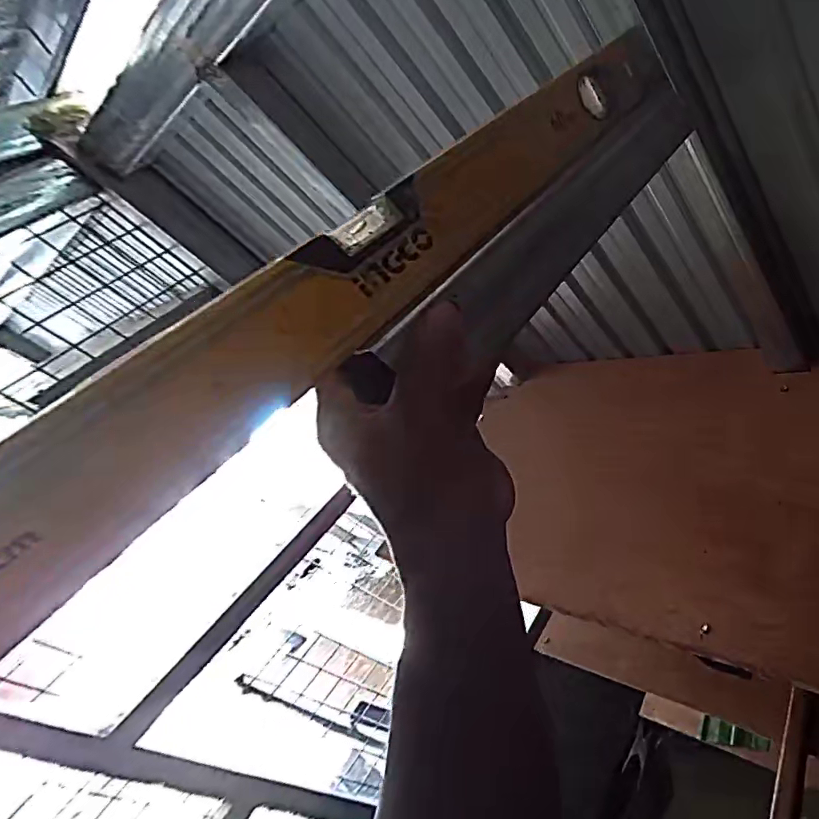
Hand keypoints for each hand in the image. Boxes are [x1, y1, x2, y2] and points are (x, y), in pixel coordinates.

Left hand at [314, 304, 513, 579]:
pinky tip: (483, 338)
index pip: (335, 356)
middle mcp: (370, 416)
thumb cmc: (425, 484)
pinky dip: (463, 368)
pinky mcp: (442, 429)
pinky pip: (448, 388)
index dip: (350, 322)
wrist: (464, 537)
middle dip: (402, 327)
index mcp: (343, 415)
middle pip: (380, 359)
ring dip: (435, 344)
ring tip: (452, 298)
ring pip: (418, 372)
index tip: (374, 282)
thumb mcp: (421, 415)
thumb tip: (442, 309)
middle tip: (422, 281)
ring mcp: (408, 423)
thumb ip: (429, 361)